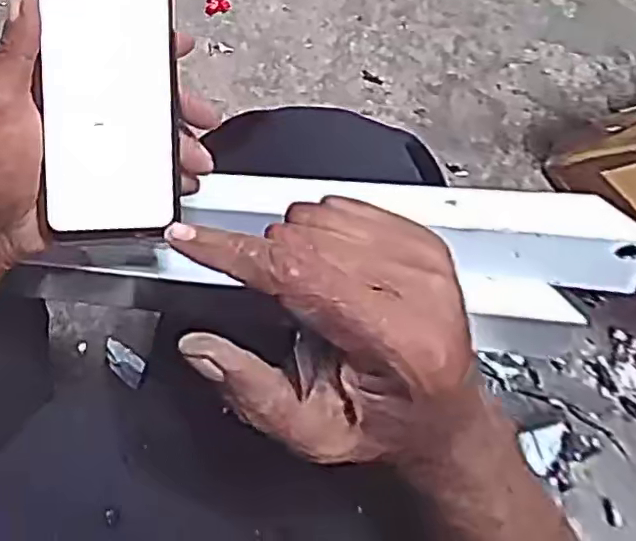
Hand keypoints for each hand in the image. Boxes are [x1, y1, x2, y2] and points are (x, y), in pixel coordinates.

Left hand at [0, 0, 223, 266]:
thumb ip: (14, 52)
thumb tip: (23, 1)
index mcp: (50, 80)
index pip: (98, 46)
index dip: (135, 38)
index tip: (165, 33)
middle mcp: (74, 105)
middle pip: (134, 88)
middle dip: (172, 94)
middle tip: (196, 105)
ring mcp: (89, 137)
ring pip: (144, 127)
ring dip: (176, 135)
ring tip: (194, 152)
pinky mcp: (98, 168)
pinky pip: (141, 162)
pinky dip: (165, 167)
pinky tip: (179, 175)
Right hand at [165, 198, 491, 469]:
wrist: (444, 418)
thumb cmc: (385, 424)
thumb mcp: (313, 432)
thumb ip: (251, 390)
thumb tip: (200, 347)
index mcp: (398, 342)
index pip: (294, 271)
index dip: (231, 250)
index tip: (191, 240)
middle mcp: (420, 292)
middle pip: (297, 237)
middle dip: (268, 261)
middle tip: (286, 306)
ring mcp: (424, 259)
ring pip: (313, 214)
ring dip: (295, 243)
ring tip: (314, 290)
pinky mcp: (422, 238)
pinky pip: (337, 204)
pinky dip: (321, 229)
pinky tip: (334, 267)